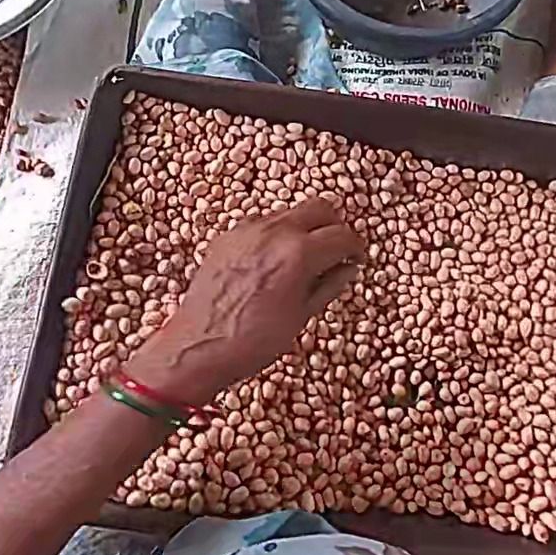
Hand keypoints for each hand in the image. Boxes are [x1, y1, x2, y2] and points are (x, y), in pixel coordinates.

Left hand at [124, 198, 363, 403]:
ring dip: (305, 229)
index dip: (355, 248)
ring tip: (306, 259)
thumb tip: (347, 269)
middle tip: (337, 250)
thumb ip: (328, 285)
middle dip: (334, 226)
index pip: (342, 236)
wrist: (199, 347)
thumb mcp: (301, 316)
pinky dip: (277, 235)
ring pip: (290, 213)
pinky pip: (262, 224)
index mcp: (298, 253)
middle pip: (320, 208)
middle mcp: (273, 231)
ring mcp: (247, 230)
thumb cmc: (251, 341)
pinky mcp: (227, 237)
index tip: (356, 258)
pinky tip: (275, 262)